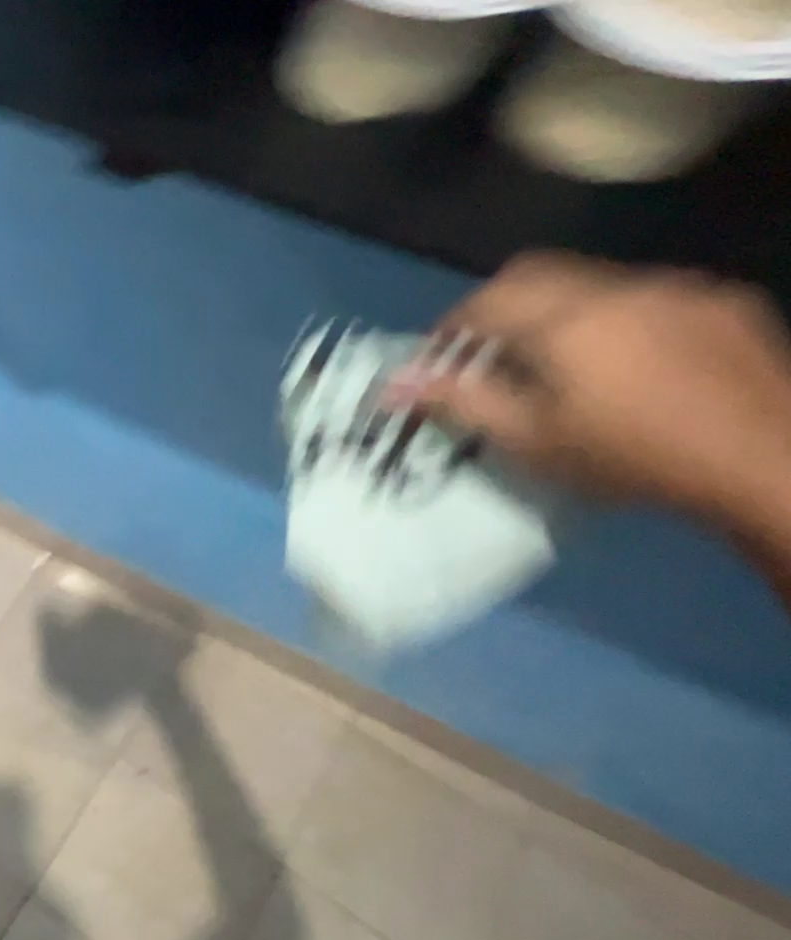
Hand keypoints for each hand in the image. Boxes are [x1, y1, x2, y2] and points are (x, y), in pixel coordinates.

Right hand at [390, 252, 790, 524]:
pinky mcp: (723, 304)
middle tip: (490, 353)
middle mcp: (620, 288)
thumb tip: (391, 382)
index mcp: (566, 320)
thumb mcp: (530, 439)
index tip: (440, 357)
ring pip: (592, 283)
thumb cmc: (630, 456)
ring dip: (560, 312)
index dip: (451, 325)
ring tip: (561, 365)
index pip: (485, 300)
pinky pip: (648, 296)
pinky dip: (617, 319)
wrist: (769, 462)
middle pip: (535, 273)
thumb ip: (460, 401)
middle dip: (500, 306)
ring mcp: (679, 290)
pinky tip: (630, 365)